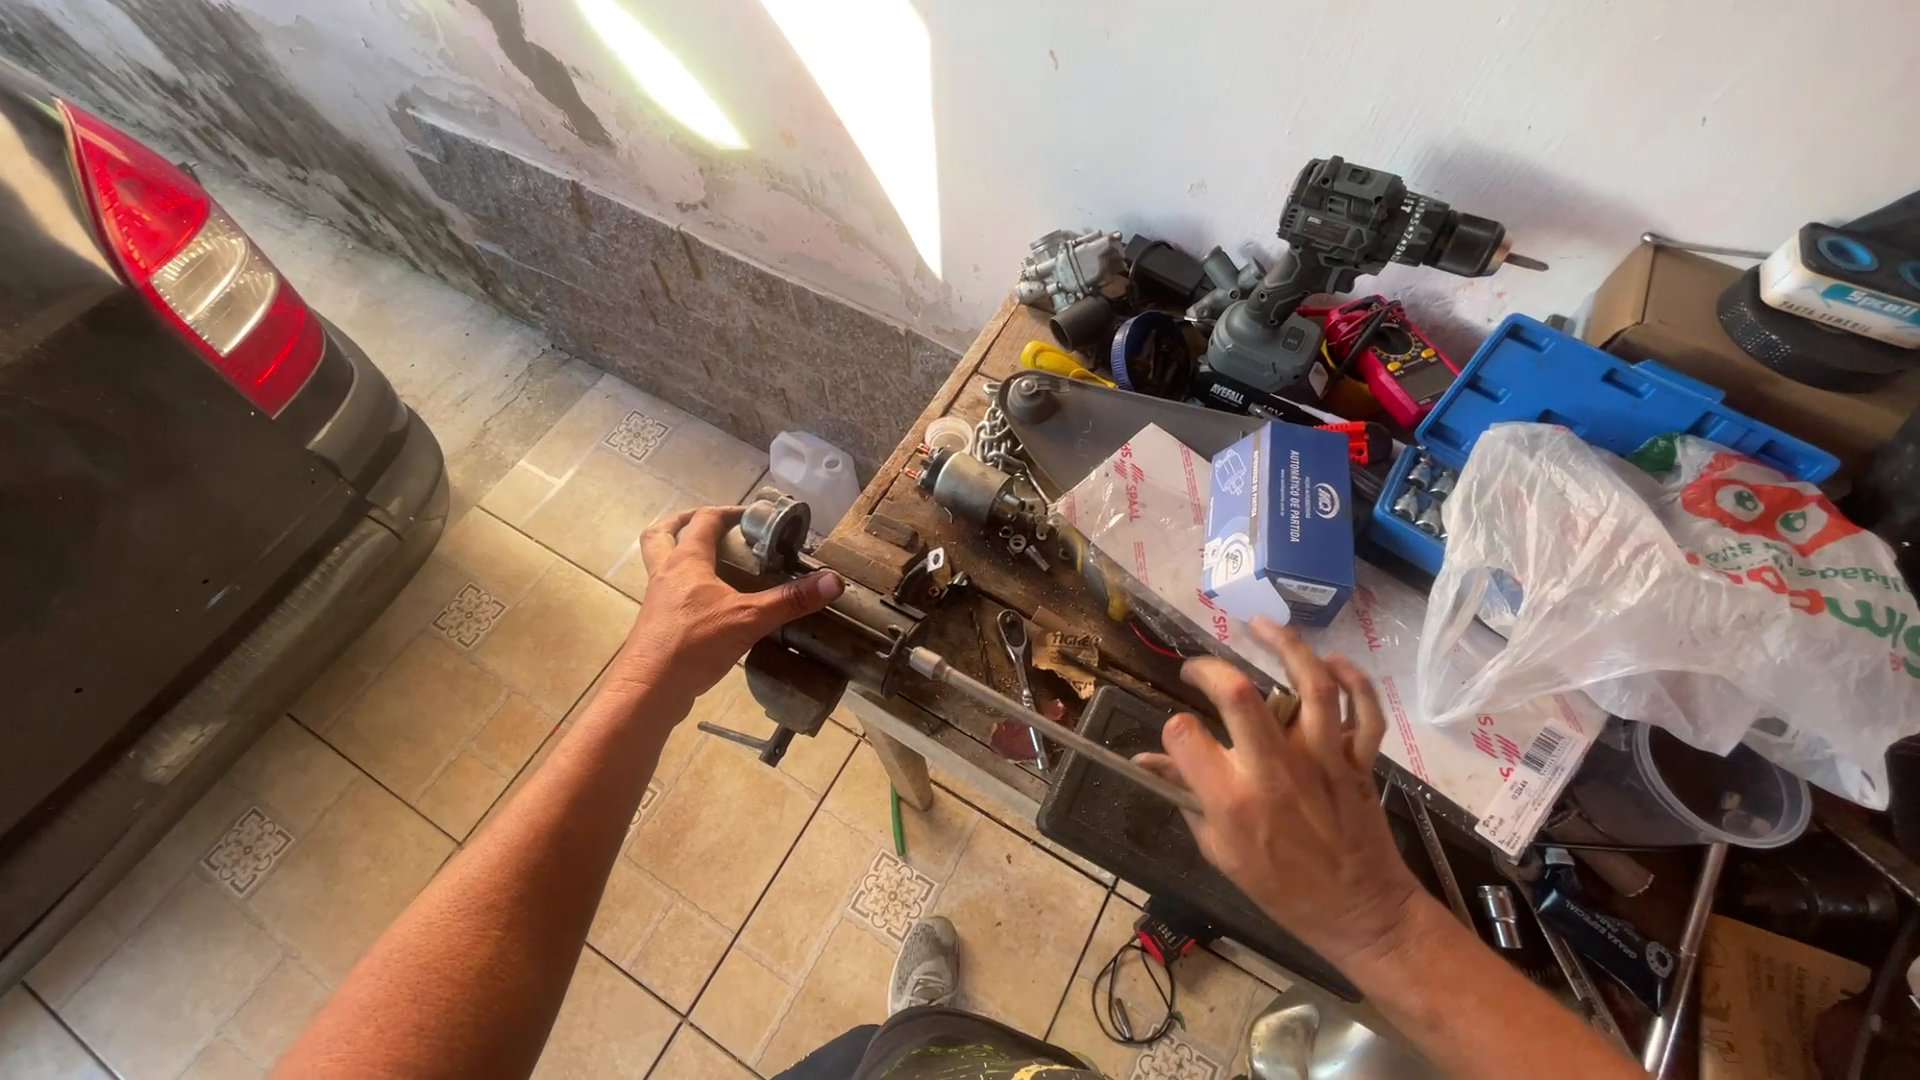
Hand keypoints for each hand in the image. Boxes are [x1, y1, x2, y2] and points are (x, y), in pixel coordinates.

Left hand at [611, 506, 843, 703]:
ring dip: (676, 552)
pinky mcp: (656, 625)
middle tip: (708, 524)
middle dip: (683, 522)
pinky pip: (667, 593)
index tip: (753, 516)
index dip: (729, 512)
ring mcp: (657, 600)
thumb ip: (790, 600)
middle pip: (661, 533)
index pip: (704, 521)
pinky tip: (706, 602)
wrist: (649, 689)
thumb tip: (832, 581)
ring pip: (658, 563)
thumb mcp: (749, 619)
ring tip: (706, 559)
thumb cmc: (694, 644)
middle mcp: (666, 574)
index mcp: (686, 561)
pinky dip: (683, 587)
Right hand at [1135, 617, 1421, 967]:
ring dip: (1285, 646)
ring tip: (1259, 626)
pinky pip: (1363, 710)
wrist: (1360, 913)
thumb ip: (1183, 798)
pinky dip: (1353, 679)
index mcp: (1232, 801)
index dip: (1173, 727)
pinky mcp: (1357, 760)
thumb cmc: (1280, 888)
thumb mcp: (1218, 852)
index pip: (1185, 736)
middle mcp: (1275, 771)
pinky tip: (1329, 661)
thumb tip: (1145, 760)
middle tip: (1198, 670)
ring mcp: (1322, 760)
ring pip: (1311, 686)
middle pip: (1240, 695)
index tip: (1178, 734)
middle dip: (1210, 669)